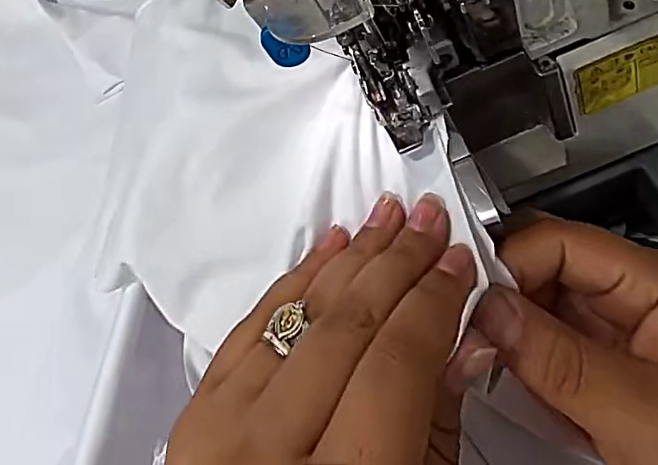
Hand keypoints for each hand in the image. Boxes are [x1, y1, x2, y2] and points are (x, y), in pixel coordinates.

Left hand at [166, 193, 482, 464]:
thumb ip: (433, 431)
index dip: (434, 302)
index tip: (458, 264)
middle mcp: (268, 457)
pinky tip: (326, 249)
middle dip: (398, 262)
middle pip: (349, 325)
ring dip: (350, 256)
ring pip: (300, 312)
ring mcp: (221, 434)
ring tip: (385, 216)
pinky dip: (295, 281)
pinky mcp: (197, 418)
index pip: (395, 362)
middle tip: (427, 219)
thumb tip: (460, 342)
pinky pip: (252, 325)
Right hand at [463, 217, 657, 464]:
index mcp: (652, 281)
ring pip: (534, 305)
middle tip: (467, 326)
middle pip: (539, 264)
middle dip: (500, 292)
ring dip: (504, 328)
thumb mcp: (652, 418)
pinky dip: (518, 360)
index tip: (472, 297)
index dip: (508, 261)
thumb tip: (493, 310)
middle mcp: (628, 296)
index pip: (555, 240)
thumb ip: (565, 362)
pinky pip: (542, 346)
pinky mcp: (602, 371)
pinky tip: (506, 378)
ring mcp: (612, 334)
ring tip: (478, 354)